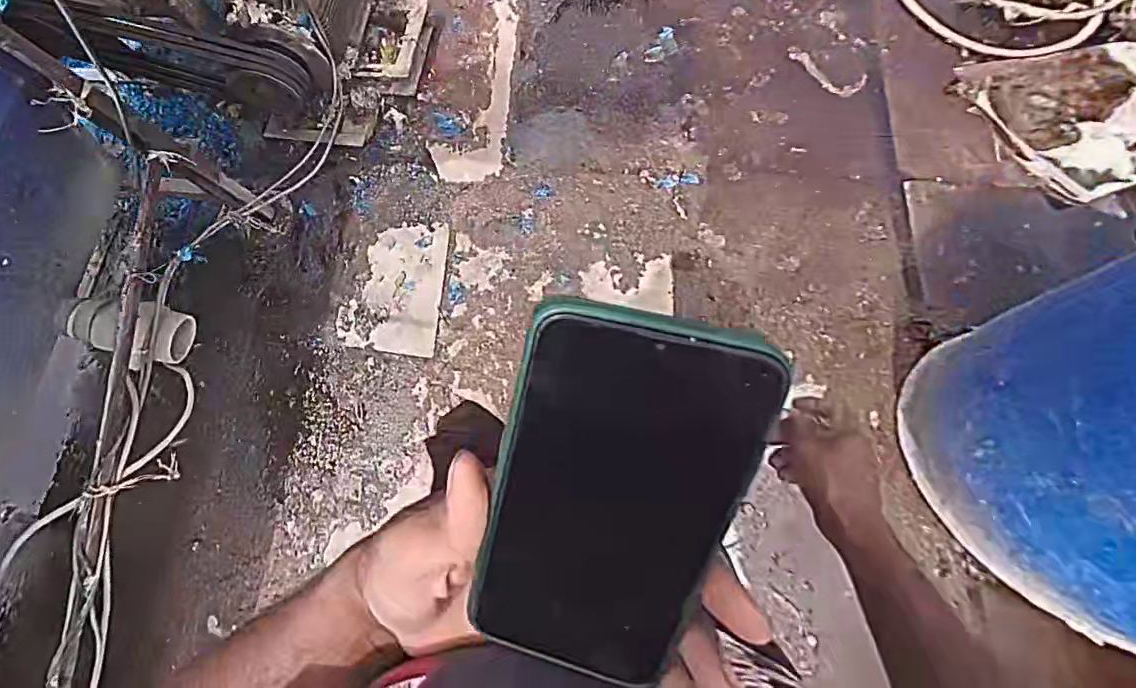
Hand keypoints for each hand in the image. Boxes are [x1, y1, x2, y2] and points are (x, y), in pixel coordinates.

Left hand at [346, 448, 775, 685]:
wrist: (390, 618)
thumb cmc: (404, 563)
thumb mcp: (423, 538)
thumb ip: (453, 516)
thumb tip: (471, 469)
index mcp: (540, 503)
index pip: (622, 508)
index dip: (678, 538)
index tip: (725, 585)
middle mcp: (564, 536)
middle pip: (649, 558)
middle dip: (703, 598)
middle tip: (745, 644)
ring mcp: (565, 584)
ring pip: (644, 605)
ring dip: (688, 639)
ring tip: (718, 679)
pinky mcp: (559, 629)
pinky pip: (618, 644)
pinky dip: (655, 661)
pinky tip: (679, 682)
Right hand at [770, 399, 883, 538]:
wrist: (851, 528)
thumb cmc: (836, 491)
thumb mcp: (804, 447)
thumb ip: (795, 425)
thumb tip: (791, 414)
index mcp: (851, 432)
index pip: (828, 406)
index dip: (806, 404)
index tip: (792, 406)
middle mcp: (856, 447)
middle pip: (820, 430)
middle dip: (794, 433)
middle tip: (777, 436)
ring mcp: (854, 468)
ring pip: (818, 450)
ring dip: (796, 452)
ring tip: (779, 459)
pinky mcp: (847, 486)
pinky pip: (822, 469)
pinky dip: (805, 468)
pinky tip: (791, 474)